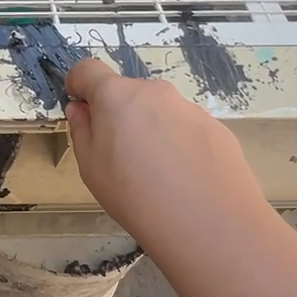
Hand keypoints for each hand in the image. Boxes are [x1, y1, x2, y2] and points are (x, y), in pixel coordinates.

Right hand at [65, 59, 267, 240]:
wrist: (211, 227)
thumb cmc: (135, 196)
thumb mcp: (91, 167)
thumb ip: (82, 130)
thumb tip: (82, 110)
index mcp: (117, 95)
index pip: (88, 70)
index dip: (79, 85)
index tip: (81, 109)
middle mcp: (154, 92)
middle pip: (127, 93)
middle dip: (120, 114)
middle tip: (122, 157)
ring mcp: (190, 108)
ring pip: (159, 112)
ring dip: (152, 130)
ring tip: (160, 175)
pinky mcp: (218, 129)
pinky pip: (187, 129)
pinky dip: (181, 145)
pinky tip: (187, 180)